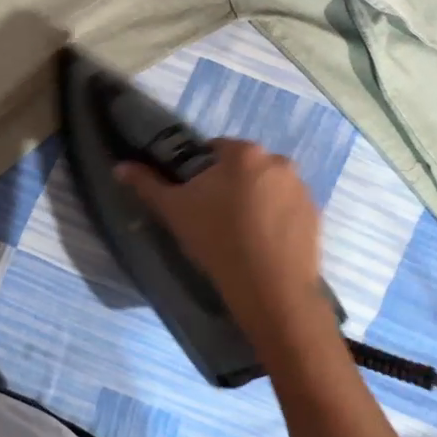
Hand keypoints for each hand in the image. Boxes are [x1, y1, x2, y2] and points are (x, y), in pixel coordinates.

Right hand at [116, 139, 332, 348]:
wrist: (271, 288)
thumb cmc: (217, 239)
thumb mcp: (172, 210)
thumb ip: (146, 183)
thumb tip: (120, 166)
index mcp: (243, 153)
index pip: (214, 149)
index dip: (198, 170)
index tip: (191, 194)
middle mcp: (278, 162)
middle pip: (243, 166)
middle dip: (228, 182)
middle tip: (211, 212)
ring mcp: (302, 189)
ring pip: (266, 186)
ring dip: (252, 198)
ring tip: (236, 230)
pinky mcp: (316, 216)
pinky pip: (286, 207)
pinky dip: (273, 217)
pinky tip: (258, 242)